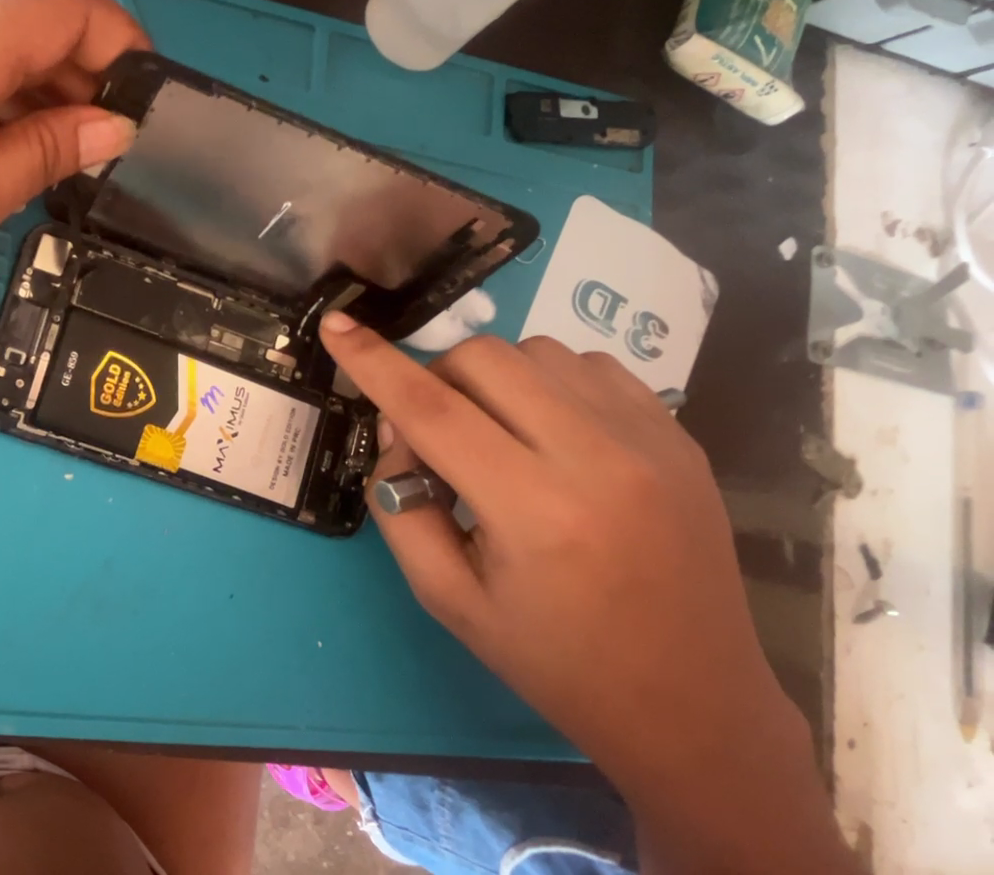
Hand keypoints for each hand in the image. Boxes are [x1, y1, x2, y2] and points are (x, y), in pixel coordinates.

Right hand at [318, 317, 814, 816]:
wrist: (689, 701)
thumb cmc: (551, 659)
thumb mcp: (445, 597)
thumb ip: (400, 506)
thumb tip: (398, 430)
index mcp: (534, 510)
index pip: (433, 409)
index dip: (374, 361)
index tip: (337, 324)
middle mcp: (599, 458)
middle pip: (485, 359)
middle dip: (437, 379)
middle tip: (434, 434)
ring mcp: (652, 441)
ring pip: (538, 352)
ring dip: (493, 379)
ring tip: (496, 435)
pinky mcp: (681, 437)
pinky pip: (591, 367)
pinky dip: (548, 383)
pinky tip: (549, 433)